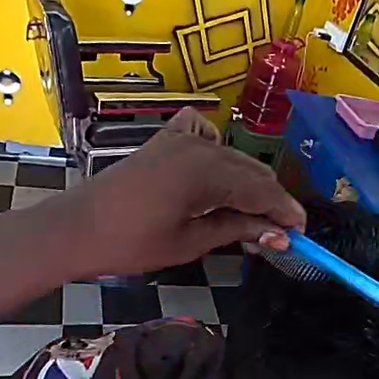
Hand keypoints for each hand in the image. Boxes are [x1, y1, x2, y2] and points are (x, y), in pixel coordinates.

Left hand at [34, 110, 304, 278]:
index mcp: (206, 172)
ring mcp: (180, 139)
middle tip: (276, 236)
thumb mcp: (189, 242)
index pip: (262, 191)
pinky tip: (215, 174)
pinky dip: (218, 151)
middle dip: (269, 203)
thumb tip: (278, 235)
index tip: (301, 234)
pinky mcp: (165, 140)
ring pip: (232, 157)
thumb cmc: (129, 243)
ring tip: (248, 219)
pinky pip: (205, 135)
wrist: (77, 228)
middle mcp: (198, 146)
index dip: (285, 213)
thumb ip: (237, 230)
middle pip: (252, 172)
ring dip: (247, 185)